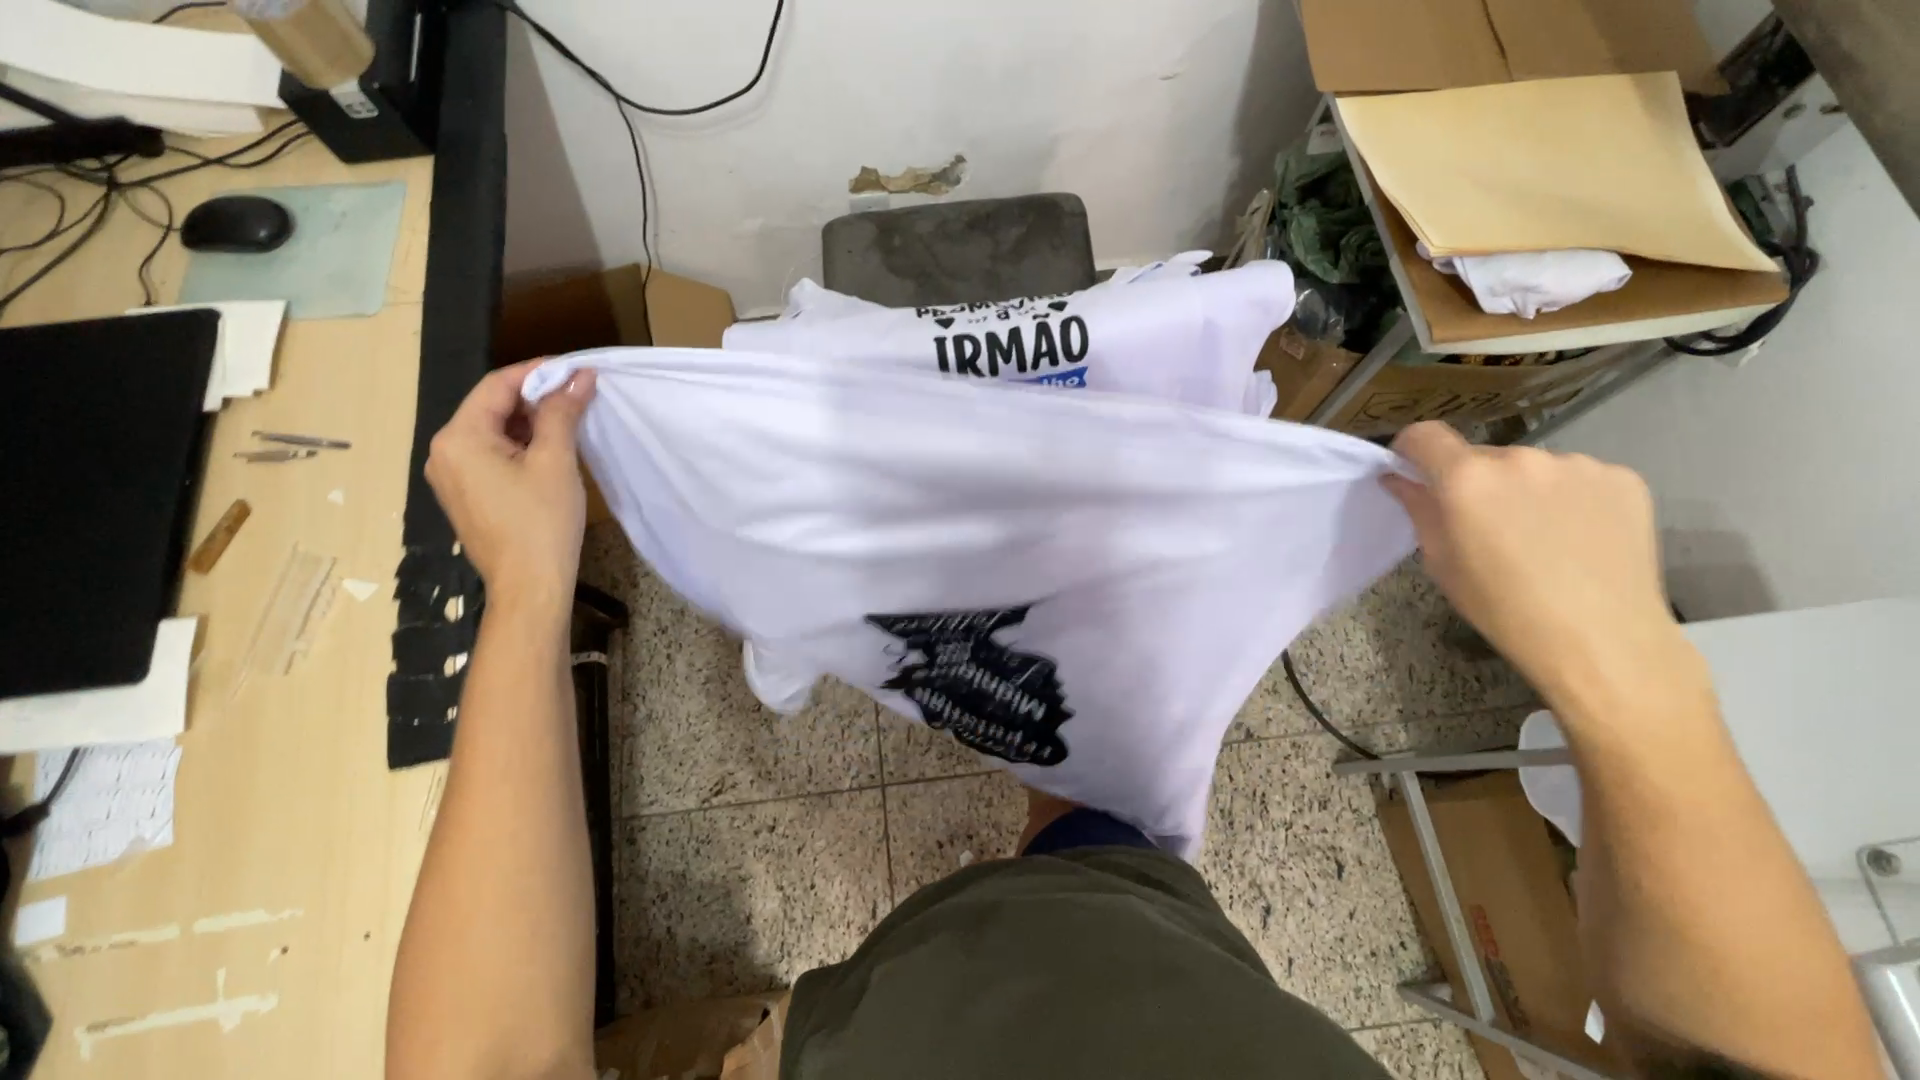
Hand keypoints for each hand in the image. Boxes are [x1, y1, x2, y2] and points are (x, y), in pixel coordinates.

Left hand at [426, 359, 596, 613]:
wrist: (529, 586)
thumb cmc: (542, 522)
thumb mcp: (555, 461)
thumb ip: (562, 413)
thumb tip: (579, 377)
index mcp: (459, 437)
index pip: (497, 385)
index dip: (537, 371)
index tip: (576, 369)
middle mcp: (444, 451)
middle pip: (491, 407)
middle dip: (534, 397)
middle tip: (577, 394)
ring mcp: (451, 476)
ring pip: (491, 432)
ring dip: (529, 422)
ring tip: (569, 421)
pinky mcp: (465, 495)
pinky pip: (489, 455)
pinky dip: (519, 445)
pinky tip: (549, 451)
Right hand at [1381, 422, 1691, 718]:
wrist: (1601, 639)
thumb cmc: (1503, 608)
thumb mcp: (1442, 563)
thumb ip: (1419, 510)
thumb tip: (1399, 478)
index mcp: (1467, 479)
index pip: (1425, 436)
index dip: (1412, 449)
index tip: (1413, 470)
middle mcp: (1520, 458)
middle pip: (1482, 456)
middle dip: (1476, 482)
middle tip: (1486, 526)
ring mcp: (1577, 464)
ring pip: (1533, 468)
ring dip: (1526, 490)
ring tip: (1541, 537)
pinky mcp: (1622, 477)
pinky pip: (1580, 477)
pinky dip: (1570, 499)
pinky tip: (1579, 537)